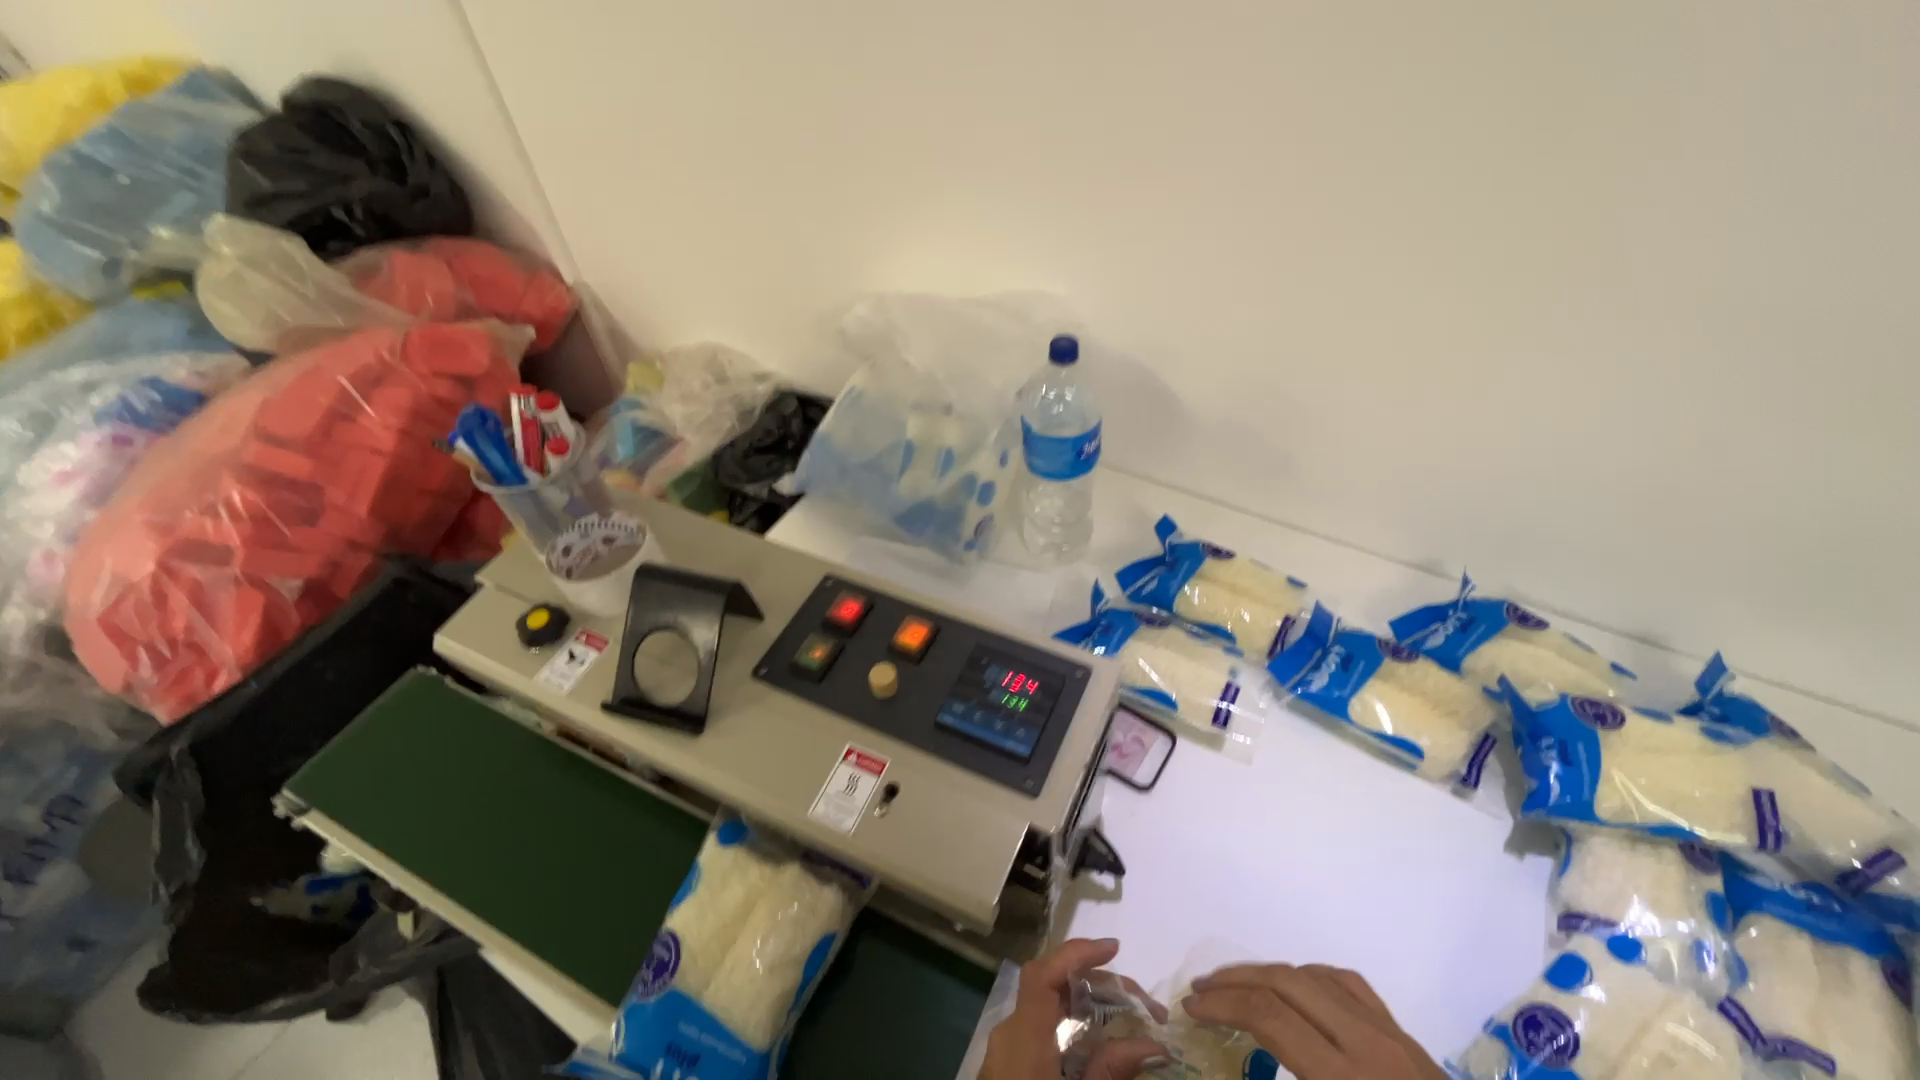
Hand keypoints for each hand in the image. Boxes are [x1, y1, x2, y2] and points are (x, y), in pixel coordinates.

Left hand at [980, 938, 1169, 1079]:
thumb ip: (1111, 1072)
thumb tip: (1152, 1044)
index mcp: (1024, 1041)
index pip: (1043, 976)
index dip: (1075, 953)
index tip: (1113, 948)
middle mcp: (1010, 1035)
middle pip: (1052, 988)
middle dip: (1100, 985)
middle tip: (1146, 1007)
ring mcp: (1006, 1049)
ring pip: (1049, 1007)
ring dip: (1090, 1005)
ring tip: (1132, 1021)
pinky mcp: (1010, 1064)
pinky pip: (1043, 1028)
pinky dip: (1073, 1024)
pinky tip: (1102, 1042)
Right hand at [1183, 964, 1445, 1079]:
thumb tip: (1229, 1067)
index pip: (1271, 1017)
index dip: (1223, 1005)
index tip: (1191, 1008)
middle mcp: (1369, 1045)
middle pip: (1287, 983)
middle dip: (1235, 980)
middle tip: (1201, 991)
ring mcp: (1391, 1034)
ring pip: (1315, 975)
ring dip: (1267, 974)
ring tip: (1237, 988)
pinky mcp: (1405, 1036)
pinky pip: (1348, 985)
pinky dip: (1308, 977)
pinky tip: (1292, 991)